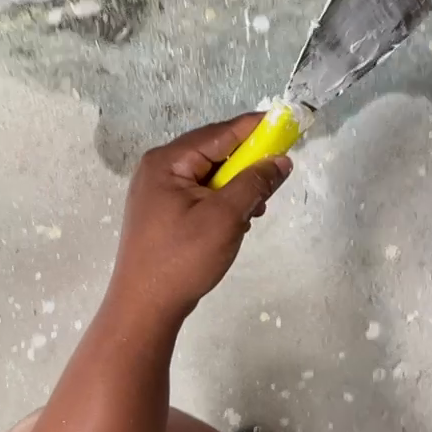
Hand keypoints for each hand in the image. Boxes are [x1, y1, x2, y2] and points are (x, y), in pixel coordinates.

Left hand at [107, 113, 292, 325]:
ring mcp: (160, 191)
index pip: (220, 133)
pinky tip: (239, 219)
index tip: (287, 124)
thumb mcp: (226, 217)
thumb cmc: (183, 258)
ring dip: (239, 185)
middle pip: (215, 152)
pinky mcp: (165, 212)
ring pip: (211, 174)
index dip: (255, 128)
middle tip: (275, 177)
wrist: (145, 308)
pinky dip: (225, 200)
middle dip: (248, 162)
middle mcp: (159, 169)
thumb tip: (281, 161)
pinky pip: (203, 193)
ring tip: (256, 207)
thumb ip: (255, 183)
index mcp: (168, 162)